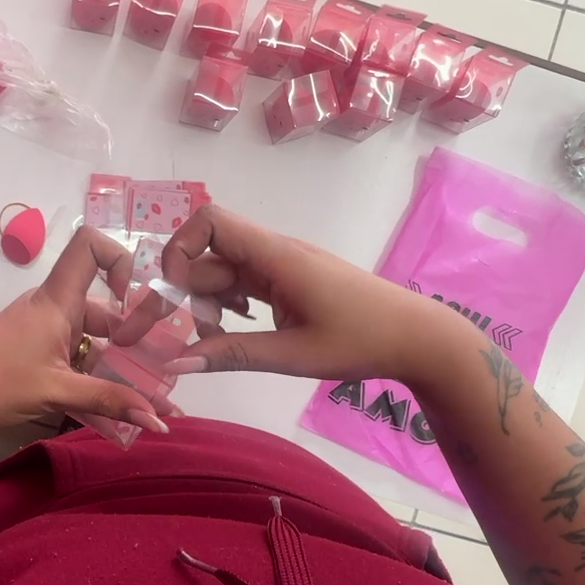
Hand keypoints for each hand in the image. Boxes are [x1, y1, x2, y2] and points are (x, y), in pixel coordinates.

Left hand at [0, 227, 172, 437]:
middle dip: (136, 339)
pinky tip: (116, 408)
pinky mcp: (37, 349)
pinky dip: (96, 376)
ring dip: (119, 366)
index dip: (120, 259)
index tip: (132, 302)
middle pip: (105, 307)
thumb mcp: (57, 393)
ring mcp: (45, 329)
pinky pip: (78, 355)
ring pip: (95, 337)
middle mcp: (54, 306)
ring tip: (149, 400)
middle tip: (163, 372)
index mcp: (57, 300)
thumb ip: (110, 402)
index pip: (89, 245)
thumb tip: (161, 419)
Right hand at [114, 205, 466, 386]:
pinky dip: (225, 308)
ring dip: (204, 307)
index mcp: (275, 257)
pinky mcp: (284, 282)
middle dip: (181, 295)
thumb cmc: (361, 341)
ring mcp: (278, 267)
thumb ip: (230, 355)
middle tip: (167, 338)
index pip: (210, 222)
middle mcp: (271, 253)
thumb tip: (175, 362)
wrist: (417, 338)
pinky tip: (232, 333)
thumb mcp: (292, 355)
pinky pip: (239, 285)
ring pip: (219, 275)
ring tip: (212, 343)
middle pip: (206, 258)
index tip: (171, 293)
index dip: (179, 249)